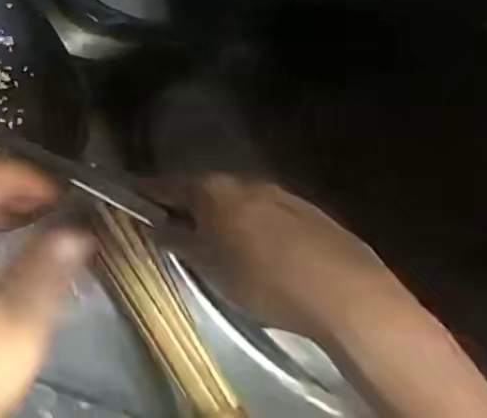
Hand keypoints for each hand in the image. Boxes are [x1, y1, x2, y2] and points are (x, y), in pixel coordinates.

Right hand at [159, 174, 486, 417]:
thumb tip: (152, 223)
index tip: (127, 201)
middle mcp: (243, 180)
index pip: (159, 183)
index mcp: (207, 186)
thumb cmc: (264, 280)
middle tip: (180, 229)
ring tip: (228, 246)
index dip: (141, 194)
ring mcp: (287, 197)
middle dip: (189, 206)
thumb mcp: (204, 264)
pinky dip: (266, 232)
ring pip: (243, 203)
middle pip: (203, 190)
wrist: (359, 306)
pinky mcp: (324, 220)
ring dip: (230, 218)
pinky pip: (278, 220)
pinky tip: (273, 258)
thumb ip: (172, 238)